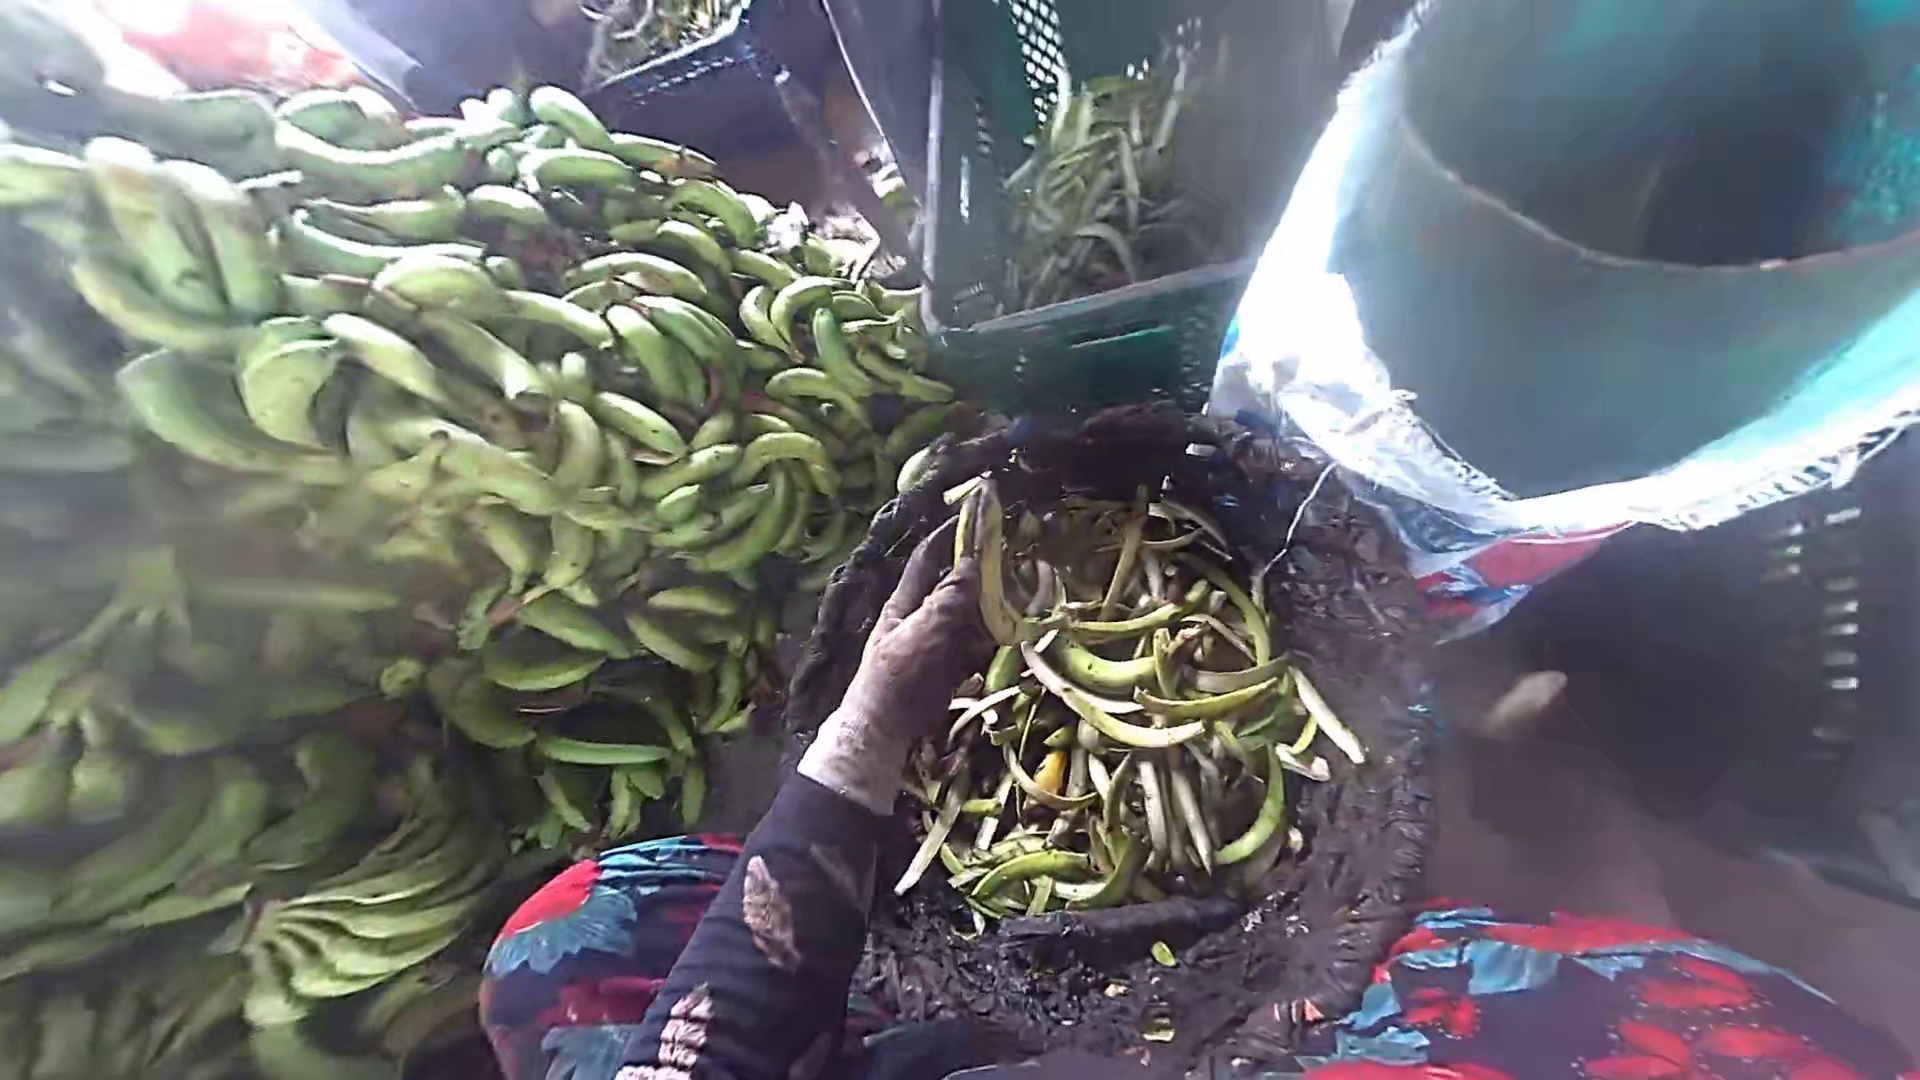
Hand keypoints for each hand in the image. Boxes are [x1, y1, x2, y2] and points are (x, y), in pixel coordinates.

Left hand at [799, 520, 991, 813]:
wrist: (887, 732)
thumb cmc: (896, 677)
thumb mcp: (921, 633)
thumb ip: (948, 599)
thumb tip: (972, 562)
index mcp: (907, 602)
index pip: (928, 559)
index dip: (948, 537)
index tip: (973, 519)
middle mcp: (924, 616)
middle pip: (958, 587)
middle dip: (984, 576)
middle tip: (1017, 563)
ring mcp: (939, 642)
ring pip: (972, 616)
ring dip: (995, 610)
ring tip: (1025, 599)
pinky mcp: (951, 666)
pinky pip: (977, 646)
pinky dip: (994, 641)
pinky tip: (1013, 636)